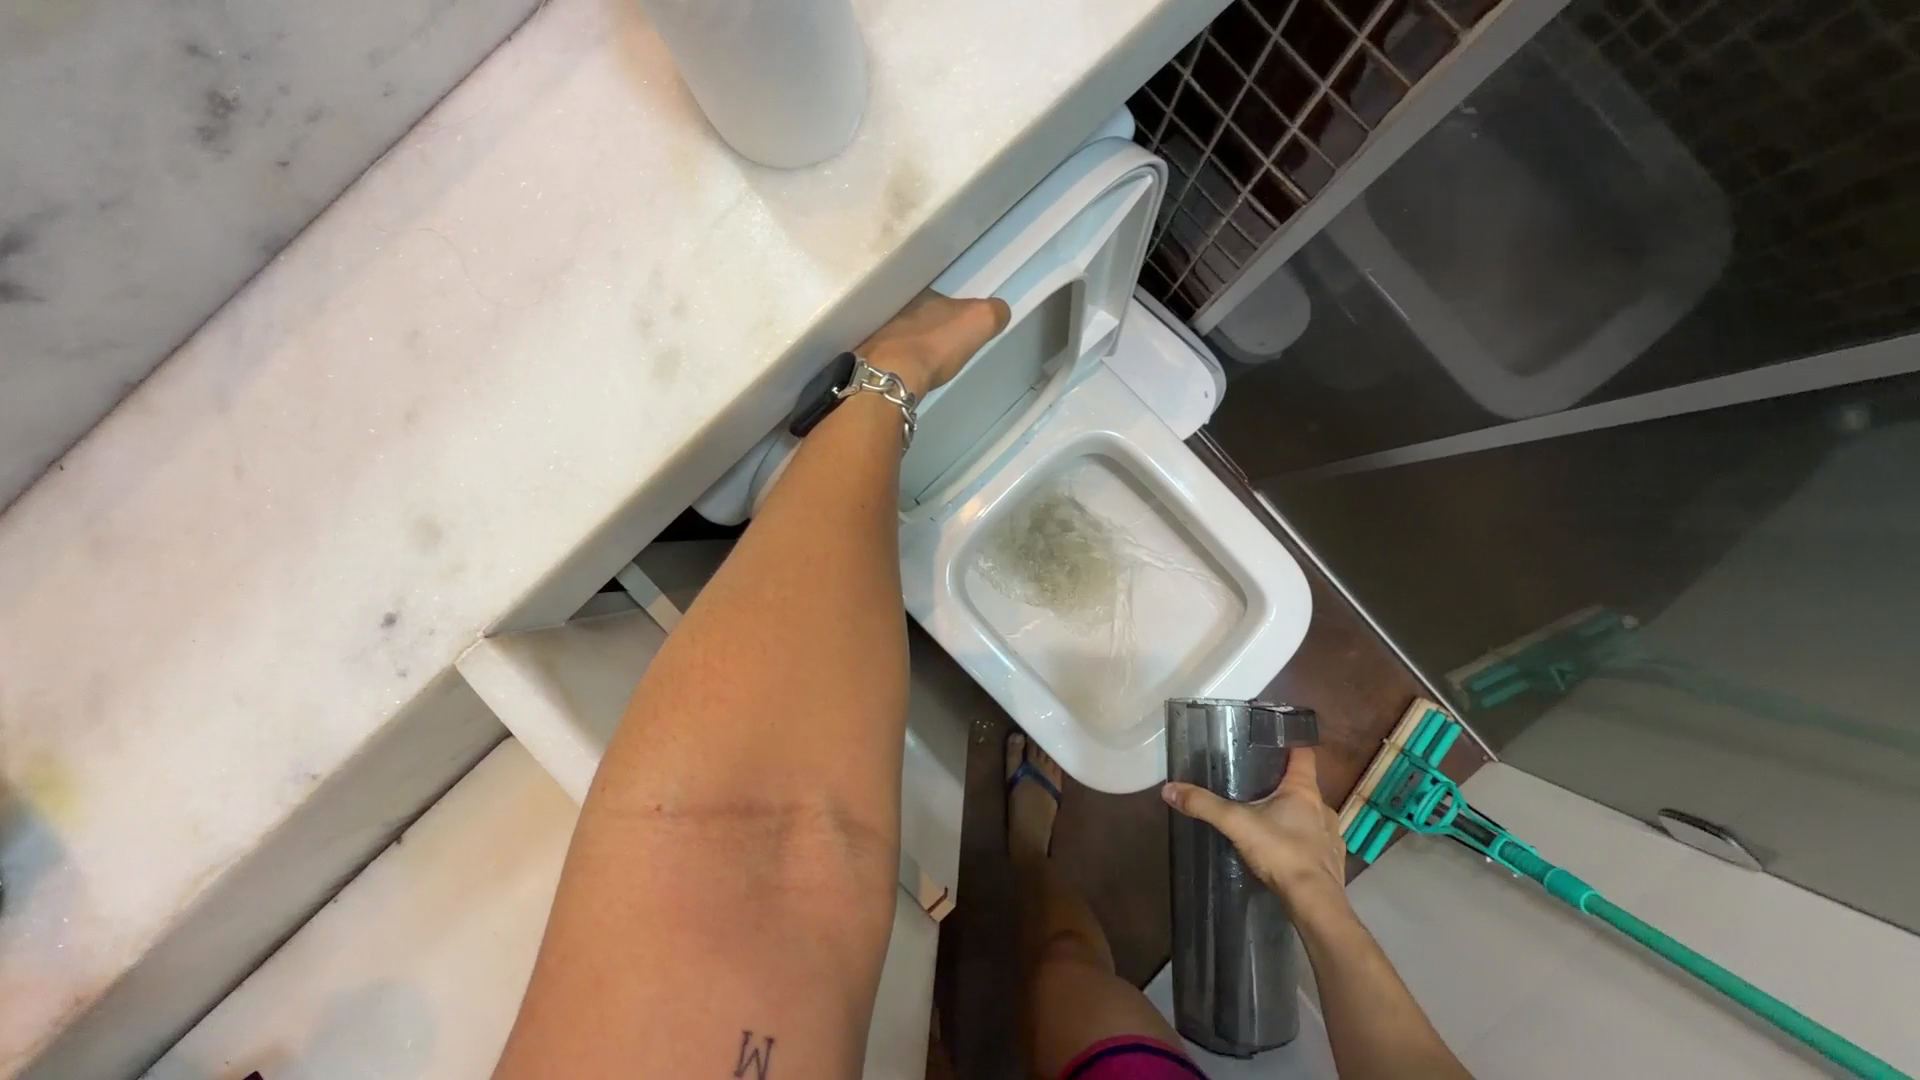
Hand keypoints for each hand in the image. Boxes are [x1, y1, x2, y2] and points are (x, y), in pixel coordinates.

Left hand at [860, 292, 1009, 395]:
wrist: (893, 375)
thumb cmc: (938, 345)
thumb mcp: (979, 321)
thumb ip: (993, 312)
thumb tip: (999, 311)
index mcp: (924, 297)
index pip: (941, 299)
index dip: (952, 312)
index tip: (958, 328)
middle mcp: (898, 310)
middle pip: (919, 316)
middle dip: (930, 327)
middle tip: (941, 345)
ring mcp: (880, 335)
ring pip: (901, 334)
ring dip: (912, 344)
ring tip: (923, 361)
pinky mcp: (870, 360)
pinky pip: (887, 356)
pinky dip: (897, 362)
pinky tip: (904, 374)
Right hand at [1163, 747, 1348, 917]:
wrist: (1315, 903)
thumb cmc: (1281, 852)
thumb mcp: (1236, 824)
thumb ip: (1204, 805)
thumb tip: (1169, 789)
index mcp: (1303, 790)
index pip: (1303, 753)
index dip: (1289, 743)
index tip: (1272, 739)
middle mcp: (1323, 807)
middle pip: (1303, 785)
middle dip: (1282, 783)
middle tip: (1255, 784)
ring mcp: (1331, 835)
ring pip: (1310, 814)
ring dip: (1294, 814)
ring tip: (1268, 819)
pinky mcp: (1333, 860)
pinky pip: (1316, 841)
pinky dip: (1302, 841)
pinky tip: (1285, 850)